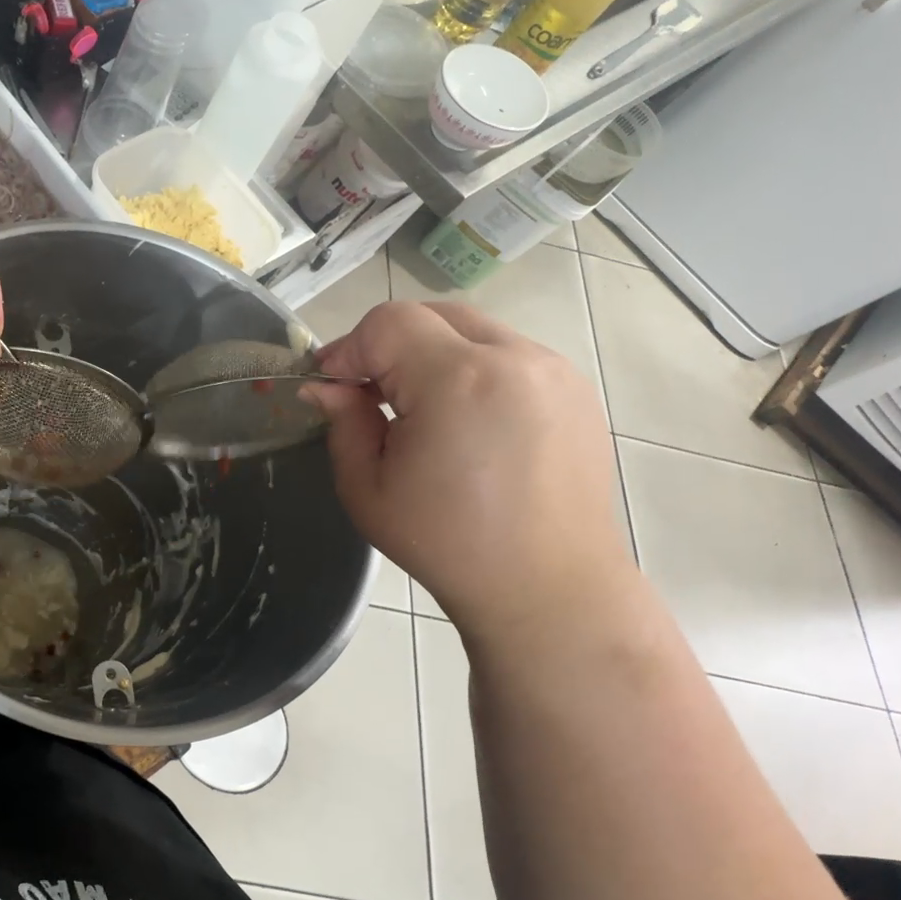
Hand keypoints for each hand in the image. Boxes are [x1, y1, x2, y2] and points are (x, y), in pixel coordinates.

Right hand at [302, 301, 629, 632]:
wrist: (546, 584)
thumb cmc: (445, 542)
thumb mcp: (367, 488)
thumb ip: (343, 424)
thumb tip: (326, 388)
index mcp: (458, 381)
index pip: (388, 323)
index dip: (348, 349)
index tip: (329, 386)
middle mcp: (515, 359)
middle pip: (432, 315)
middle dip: (387, 346)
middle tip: (366, 397)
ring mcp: (554, 370)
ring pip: (472, 331)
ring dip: (430, 356)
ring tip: (417, 413)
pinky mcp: (575, 389)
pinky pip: (508, 356)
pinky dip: (472, 371)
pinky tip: (462, 425)